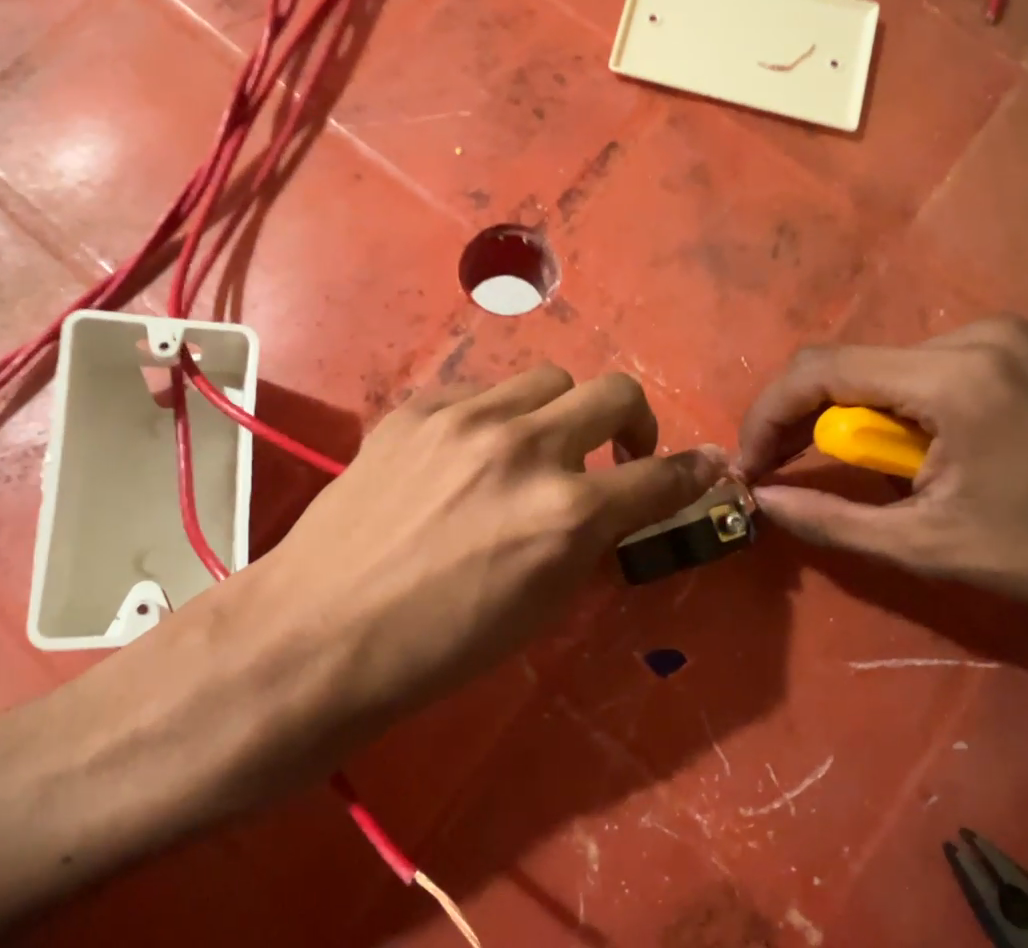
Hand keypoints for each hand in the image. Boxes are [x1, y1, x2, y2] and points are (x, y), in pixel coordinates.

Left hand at [242, 364, 726, 726]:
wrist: (325, 629)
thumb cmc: (439, 646)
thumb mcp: (540, 608)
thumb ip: (588, 543)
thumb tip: (616, 506)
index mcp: (566, 513)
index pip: (660, 476)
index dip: (692, 473)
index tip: (702, 467)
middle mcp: (524, 448)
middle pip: (613, 392)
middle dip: (632, 423)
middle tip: (614, 455)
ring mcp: (464, 419)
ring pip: (546, 379)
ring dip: (558, 413)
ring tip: (533, 452)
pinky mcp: (414, 409)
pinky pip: (478, 392)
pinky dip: (493, 418)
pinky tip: (466, 455)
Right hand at [738, 316, 1027, 624]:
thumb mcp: (925, 545)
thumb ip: (829, 518)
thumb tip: (759, 499)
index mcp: (953, 377)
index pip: (819, 370)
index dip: (766, 415)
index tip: (748, 466)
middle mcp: (973, 335)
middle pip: (846, 365)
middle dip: (802, 421)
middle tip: (784, 476)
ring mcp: (1000, 336)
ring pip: (877, 369)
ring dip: (847, 419)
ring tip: (853, 476)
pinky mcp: (1013, 351)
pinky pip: (916, 371)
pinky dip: (889, 411)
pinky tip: (906, 454)